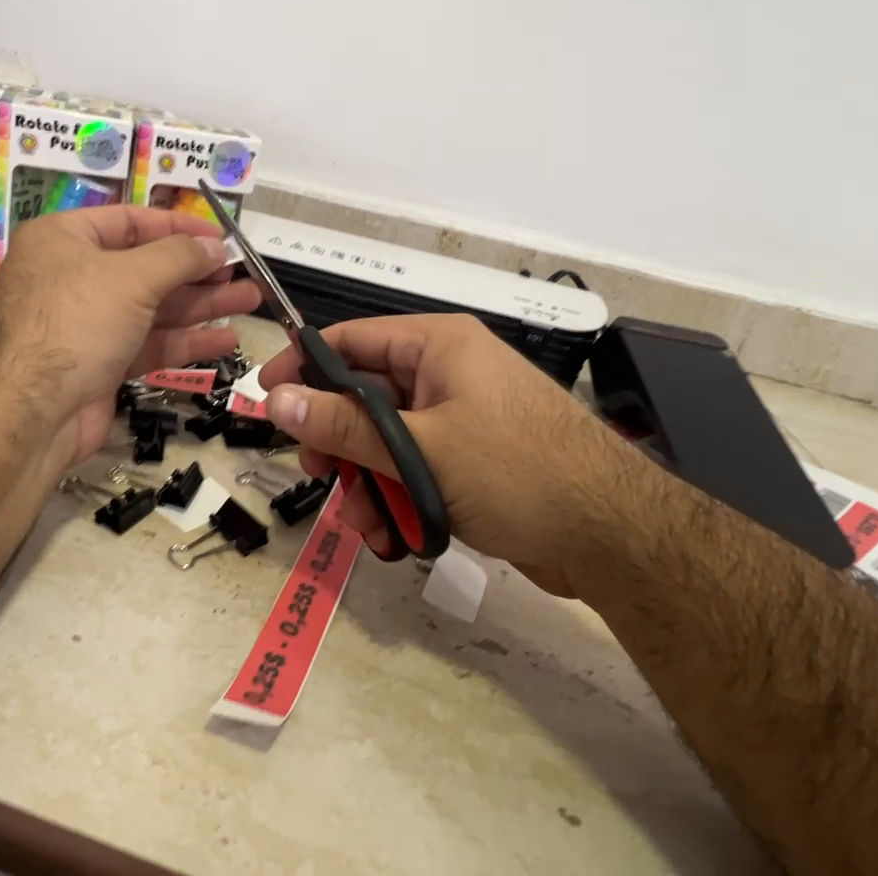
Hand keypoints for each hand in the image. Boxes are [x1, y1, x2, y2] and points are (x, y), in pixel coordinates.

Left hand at [0, 206, 261, 465]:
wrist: (28, 412)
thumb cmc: (75, 322)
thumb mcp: (131, 277)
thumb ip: (179, 258)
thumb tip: (215, 246)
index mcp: (64, 239)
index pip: (129, 221)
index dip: (178, 227)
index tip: (220, 235)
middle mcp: (73, 277)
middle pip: (147, 267)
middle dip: (198, 271)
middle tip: (245, 272)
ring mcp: (87, 325)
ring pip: (153, 309)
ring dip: (201, 306)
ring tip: (250, 301)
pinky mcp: (100, 365)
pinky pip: (148, 344)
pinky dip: (185, 342)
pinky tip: (225, 341)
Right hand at [259, 315, 623, 597]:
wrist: (612, 536)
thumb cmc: (516, 472)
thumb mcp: (419, 449)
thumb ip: (344, 425)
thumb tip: (277, 399)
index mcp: (438, 346)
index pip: (350, 341)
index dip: (303, 367)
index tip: (265, 400)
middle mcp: (447, 374)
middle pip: (364, 399)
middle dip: (339, 445)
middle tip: (320, 476)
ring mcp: (460, 420)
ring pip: (386, 444)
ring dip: (367, 485)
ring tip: (367, 525)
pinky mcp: (471, 462)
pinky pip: (414, 471)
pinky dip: (398, 500)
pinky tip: (394, 537)